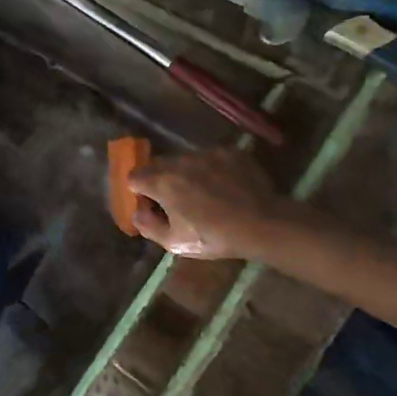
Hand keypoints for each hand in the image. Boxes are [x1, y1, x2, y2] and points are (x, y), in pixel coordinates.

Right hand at [126, 148, 289, 258]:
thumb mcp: (175, 243)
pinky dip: (211, 169)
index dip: (138, 191)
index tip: (149, 203)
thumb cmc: (214, 236)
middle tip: (175, 200)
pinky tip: (224, 186)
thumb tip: (137, 212)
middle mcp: (180, 161)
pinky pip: (210, 158)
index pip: (134, 176)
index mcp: (162, 182)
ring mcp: (206, 154)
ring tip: (203, 193)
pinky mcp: (229, 152)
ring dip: (186, 173)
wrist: (262, 223)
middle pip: (158, 165)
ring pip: (185, 160)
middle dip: (160, 180)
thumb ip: (148, 226)